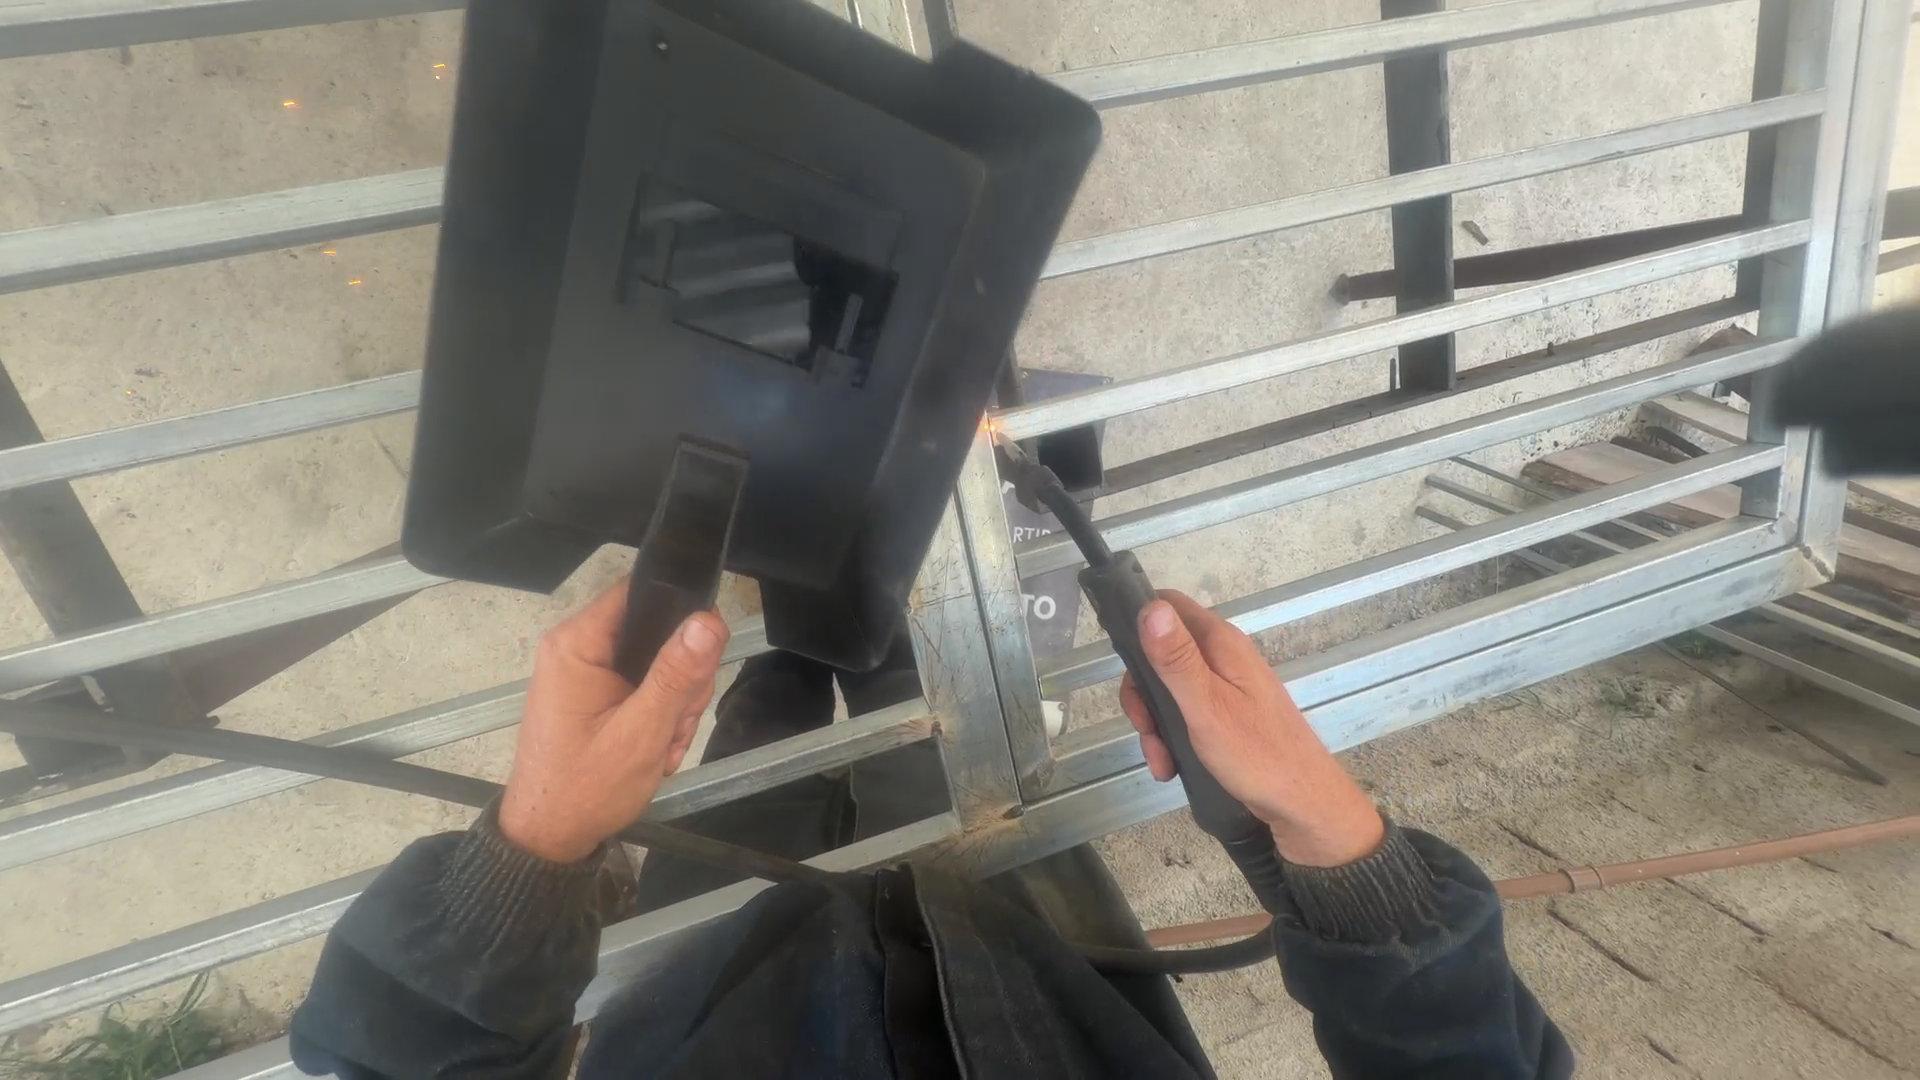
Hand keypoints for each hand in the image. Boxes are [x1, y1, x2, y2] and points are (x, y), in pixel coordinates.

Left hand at [498, 582, 729, 862]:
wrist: (550, 841)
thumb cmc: (586, 789)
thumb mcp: (640, 733)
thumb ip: (676, 675)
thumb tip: (710, 620)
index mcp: (578, 643)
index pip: (643, 592)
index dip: (682, 612)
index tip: (705, 653)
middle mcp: (580, 646)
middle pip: (659, 628)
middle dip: (683, 675)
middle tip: (676, 721)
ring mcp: (590, 669)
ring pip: (662, 659)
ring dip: (677, 700)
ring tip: (664, 741)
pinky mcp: (599, 690)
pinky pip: (649, 682)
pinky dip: (663, 711)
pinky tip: (659, 743)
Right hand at [1120, 591, 1383, 867]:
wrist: (1306, 810)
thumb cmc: (1256, 755)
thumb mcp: (1206, 706)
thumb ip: (1176, 658)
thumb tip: (1149, 607)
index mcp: (1220, 643)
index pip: (1168, 604)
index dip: (1137, 619)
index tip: (1117, 656)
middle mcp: (1224, 655)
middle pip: (1162, 651)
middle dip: (1142, 689)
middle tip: (1142, 725)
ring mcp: (1227, 685)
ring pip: (1170, 687)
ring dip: (1154, 721)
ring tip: (1159, 758)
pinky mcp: (1228, 713)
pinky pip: (1186, 712)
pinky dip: (1171, 735)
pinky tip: (1171, 764)